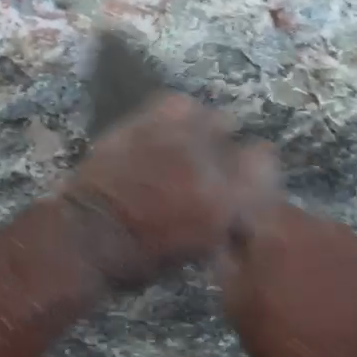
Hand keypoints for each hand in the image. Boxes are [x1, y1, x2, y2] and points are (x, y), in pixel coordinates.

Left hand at [62, 93, 279, 288]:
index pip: (265, 163)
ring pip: (207, 114)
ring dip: (204, 126)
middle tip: (216, 159)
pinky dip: (177, 112)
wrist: (90, 232)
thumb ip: (228, 215)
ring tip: (192, 139)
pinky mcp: (144, 120)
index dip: (260, 167)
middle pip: (236, 135)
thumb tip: (241, 198)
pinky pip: (174, 102)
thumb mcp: (201, 246)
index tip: (252, 171)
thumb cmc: (145, 254)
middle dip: (230, 147)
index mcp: (226, 200)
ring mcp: (173, 136)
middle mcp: (206, 161)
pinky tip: (170, 127)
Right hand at [219, 205, 356, 356]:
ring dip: (314, 252)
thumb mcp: (235, 303)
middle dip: (281, 238)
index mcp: (276, 226)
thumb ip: (229, 260)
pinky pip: (353, 258)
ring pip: (324, 236)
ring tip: (312, 288)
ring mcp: (355, 244)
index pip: (252, 206)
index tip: (243, 250)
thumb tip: (231, 242)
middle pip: (291, 219)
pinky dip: (344, 271)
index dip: (246, 227)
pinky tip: (341, 298)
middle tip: (277, 273)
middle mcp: (317, 223)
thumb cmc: (283, 343)